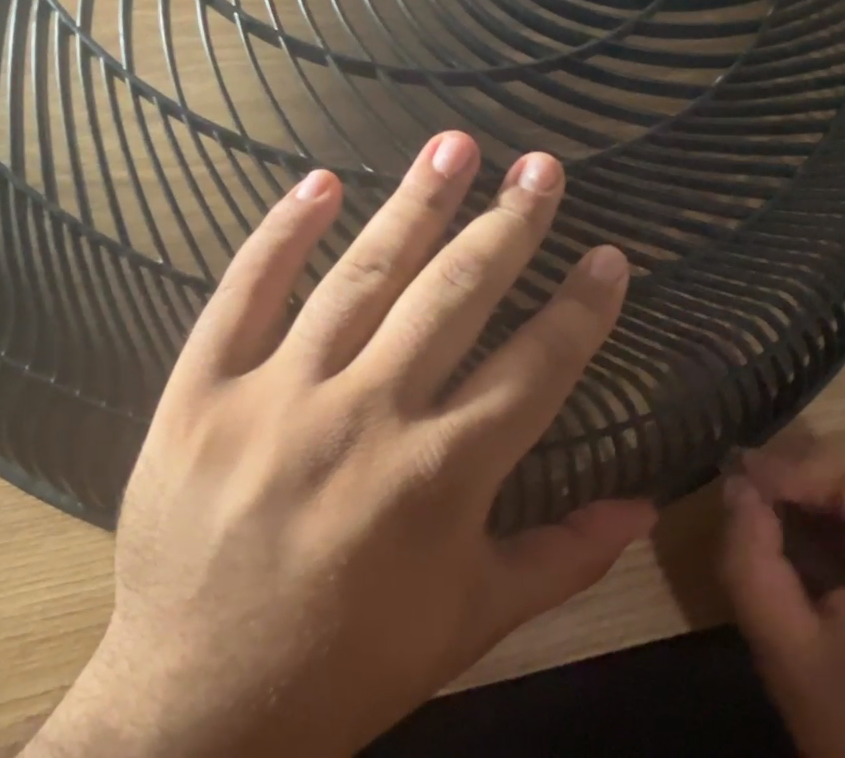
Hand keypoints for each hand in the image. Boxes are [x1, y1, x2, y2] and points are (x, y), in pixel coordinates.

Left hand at [25, 132, 656, 757]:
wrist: (197, 712)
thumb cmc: (350, 666)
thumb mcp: (472, 620)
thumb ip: (565, 556)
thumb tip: (647, 506)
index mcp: (442, 475)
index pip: (535, 367)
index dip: (581, 308)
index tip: (610, 255)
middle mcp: (367, 417)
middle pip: (454, 296)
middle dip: (508, 224)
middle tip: (541, 165)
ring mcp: (276, 397)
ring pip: (358, 278)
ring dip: (413, 204)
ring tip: (454, 143)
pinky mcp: (200, 395)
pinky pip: (242, 295)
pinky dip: (280, 234)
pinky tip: (319, 183)